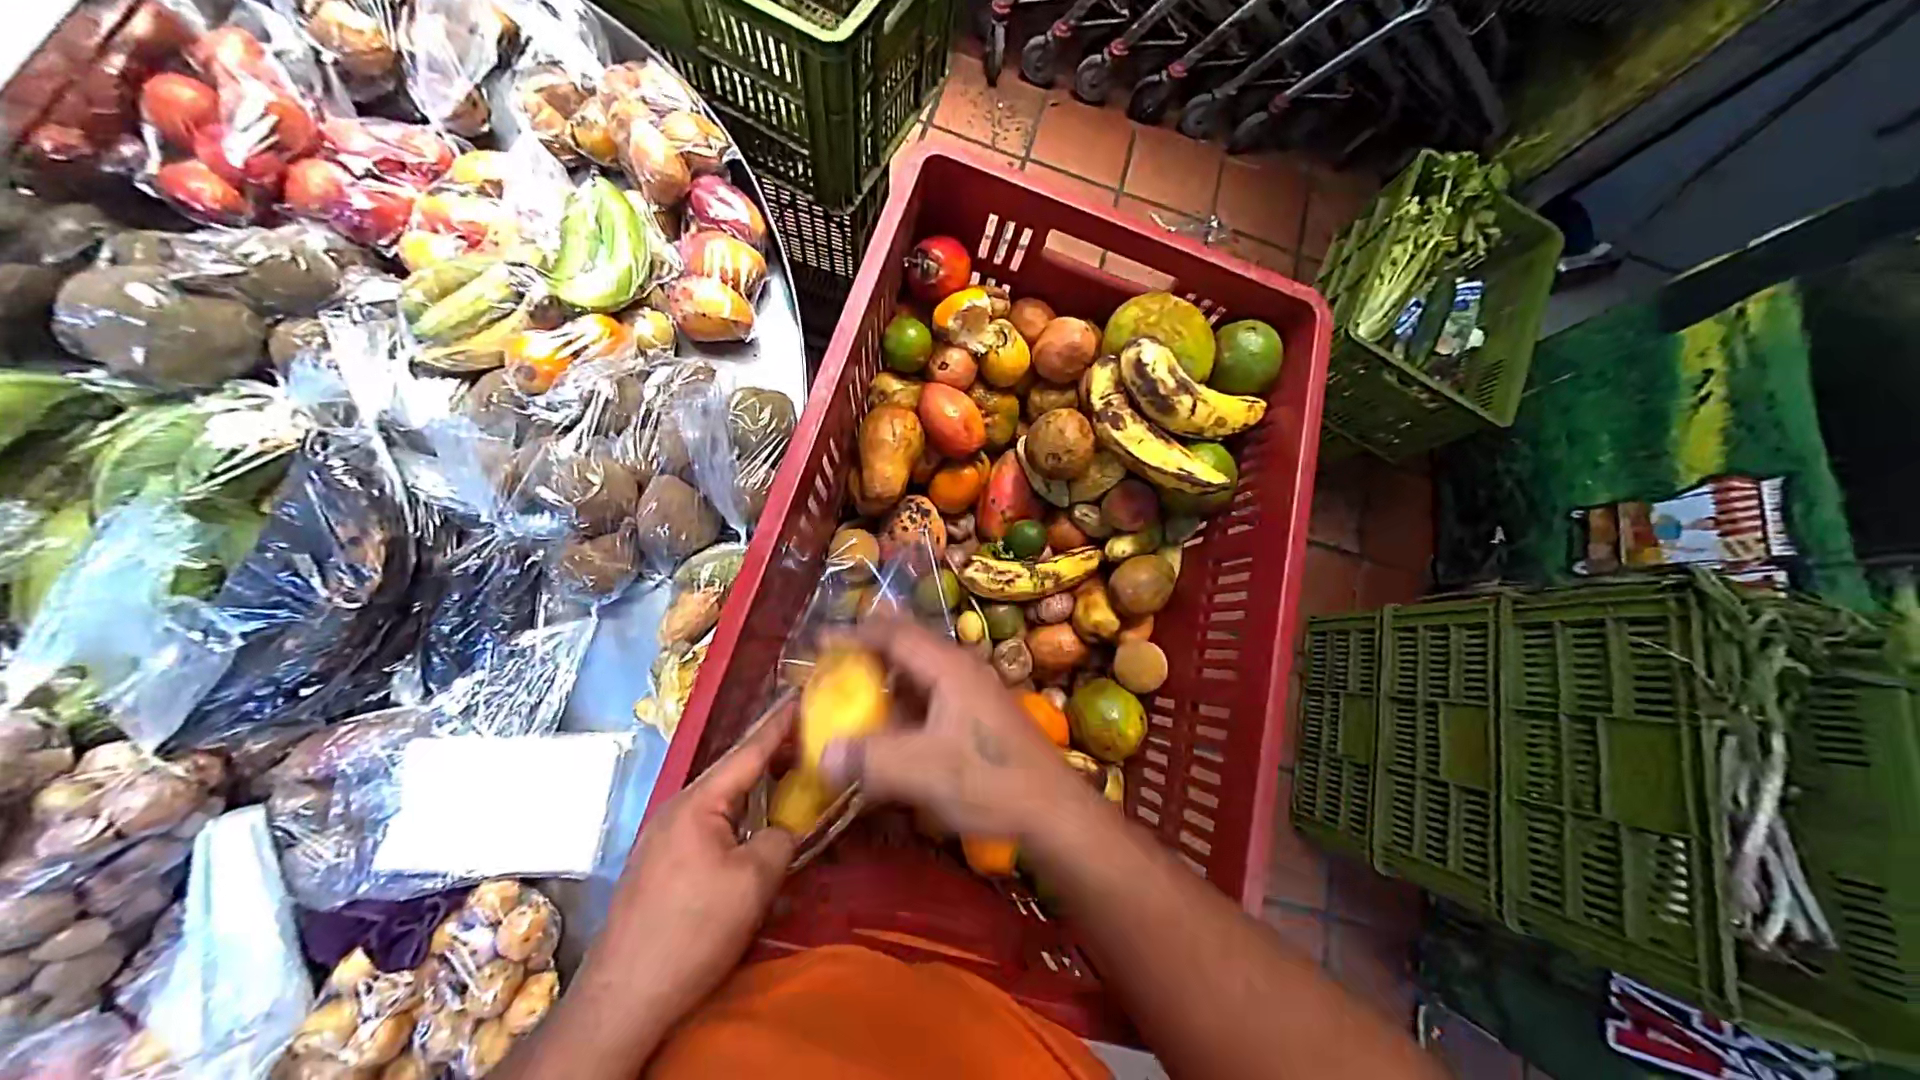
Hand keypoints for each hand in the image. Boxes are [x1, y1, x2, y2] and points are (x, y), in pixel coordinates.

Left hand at [585, 696, 797, 1018]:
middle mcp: (676, 809)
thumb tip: (788, 828)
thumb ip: (782, 839)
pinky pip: (710, 825)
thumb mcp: (754, 882)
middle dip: (772, 757)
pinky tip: (756, 828)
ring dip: (756, 789)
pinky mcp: (661, 864)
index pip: (747, 752)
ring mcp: (663, 837)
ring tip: (790, 780)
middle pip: (732, 772)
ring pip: (721, 801)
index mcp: (697, 802)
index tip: (802, 697)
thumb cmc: (692, 930)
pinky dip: (739, 816)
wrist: (622, 998)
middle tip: (810, 744)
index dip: (779, 725)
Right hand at [820, 618, 1093, 838]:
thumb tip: (821, 755)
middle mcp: (961, 671)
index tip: (819, 641)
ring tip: (852, 698)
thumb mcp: (922, 771)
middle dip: (868, 654)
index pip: (894, 634)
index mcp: (948, 668)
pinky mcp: (978, 718)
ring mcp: (973, 694)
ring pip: (919, 676)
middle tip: (832, 668)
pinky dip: (903, 707)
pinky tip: (889, 732)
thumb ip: (869, 760)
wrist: (1053, 811)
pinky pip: (930, 699)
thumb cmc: (989, 781)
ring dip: (886, 683)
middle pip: (907, 649)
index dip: (854, 633)